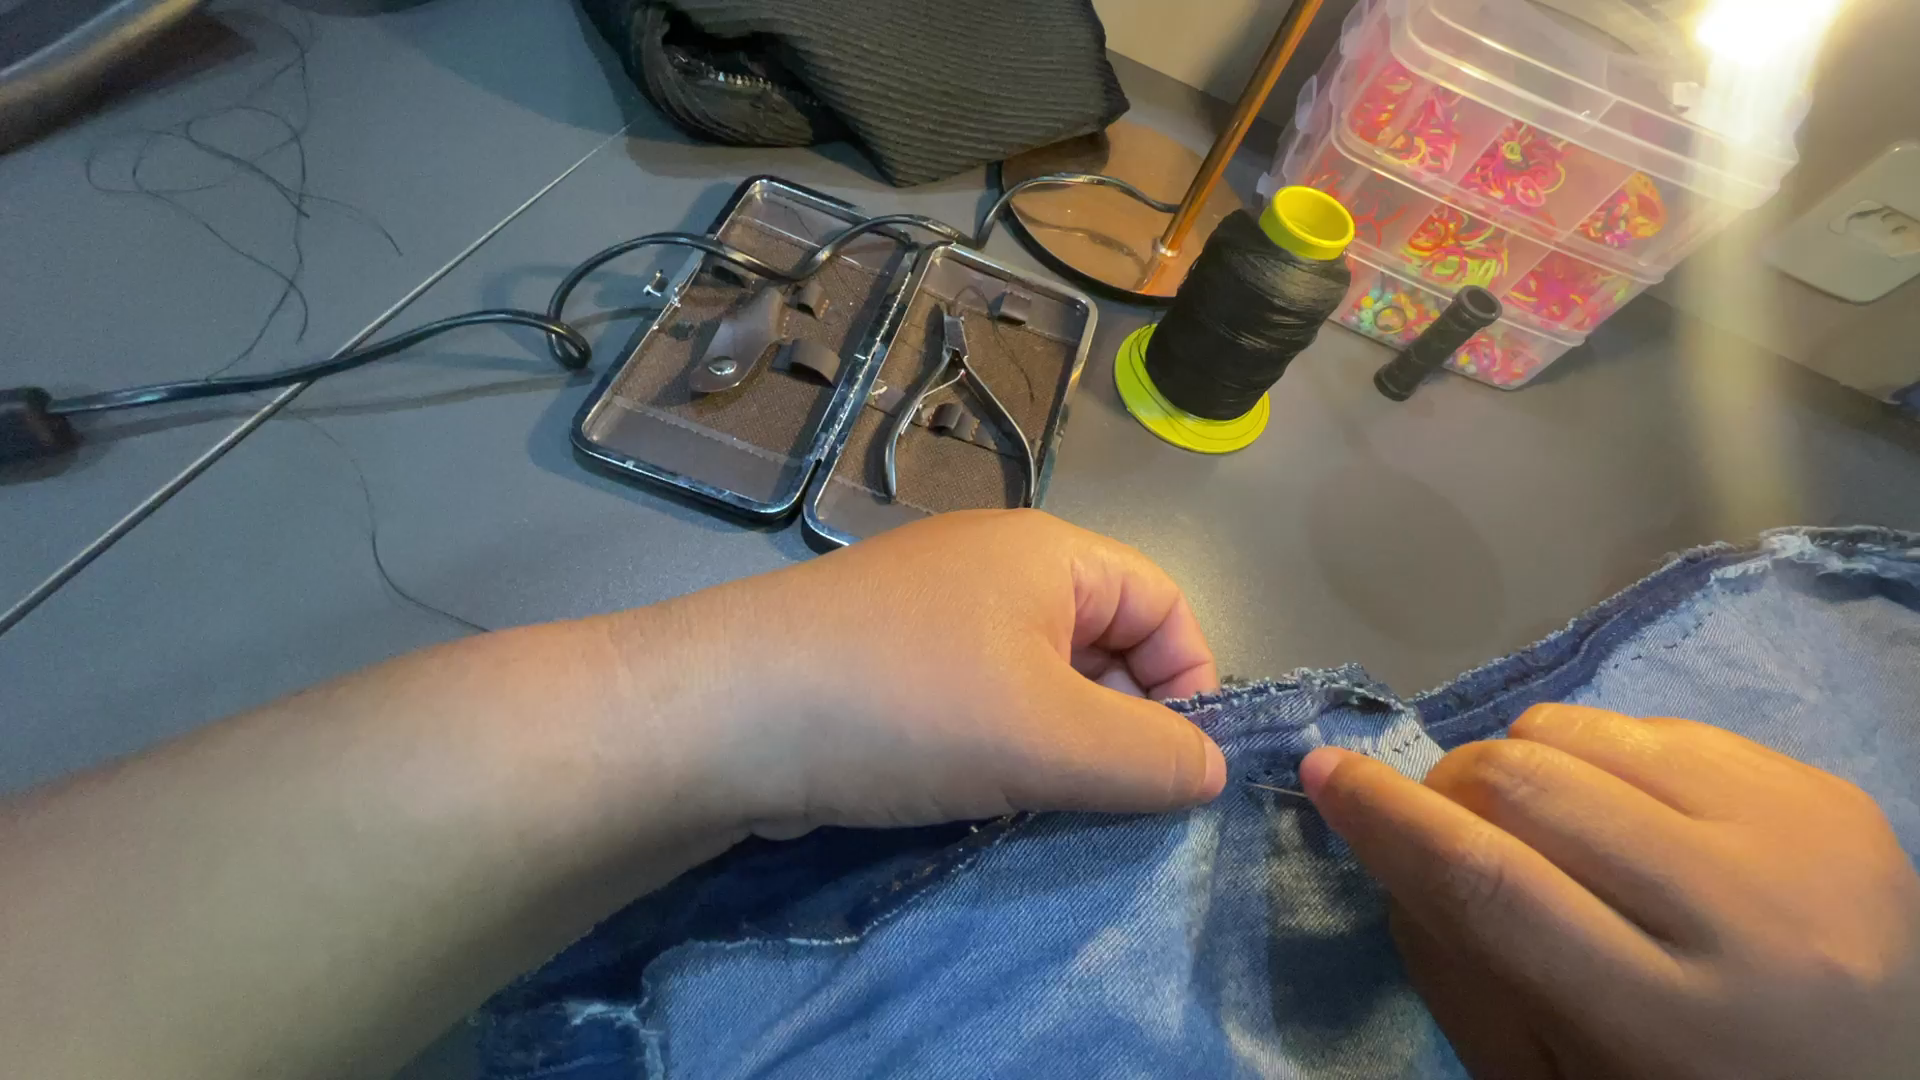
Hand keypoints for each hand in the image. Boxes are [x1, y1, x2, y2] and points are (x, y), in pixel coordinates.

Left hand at [669, 509, 1225, 836]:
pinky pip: (983, 695)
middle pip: (1105, 638)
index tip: (1183, 767)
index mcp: (1047, 553)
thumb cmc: (907, 705)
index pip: (1163, 602)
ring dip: (1062, 741)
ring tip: (1047, 801)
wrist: (723, 715)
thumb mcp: (1048, 735)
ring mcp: (938, 611)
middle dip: (1125, 719)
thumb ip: (1151, 755)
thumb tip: (1211, 767)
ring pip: (1042, 676)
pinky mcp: (895, 658)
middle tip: (1112, 800)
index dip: (1192, 679)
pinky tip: (987, 789)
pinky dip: (1004, 743)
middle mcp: (995, 567)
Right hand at [1301, 705, 1919, 1079]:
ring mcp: (1807, 844)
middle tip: (1445, 823)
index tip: (1322, 771)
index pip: (1485, 881)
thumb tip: (1384, 821)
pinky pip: (1635, 721)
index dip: (1384, 814)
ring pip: (1566, 731)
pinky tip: (1623, 816)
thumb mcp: (1533, 1067)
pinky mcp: (1829, 795)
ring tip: (1542, 822)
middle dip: (1444, 789)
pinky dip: (1588, 755)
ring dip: (1513, 765)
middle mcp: (1759, 924)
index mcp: (1675, 1026)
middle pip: (1519, 784)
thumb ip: (1442, 949)